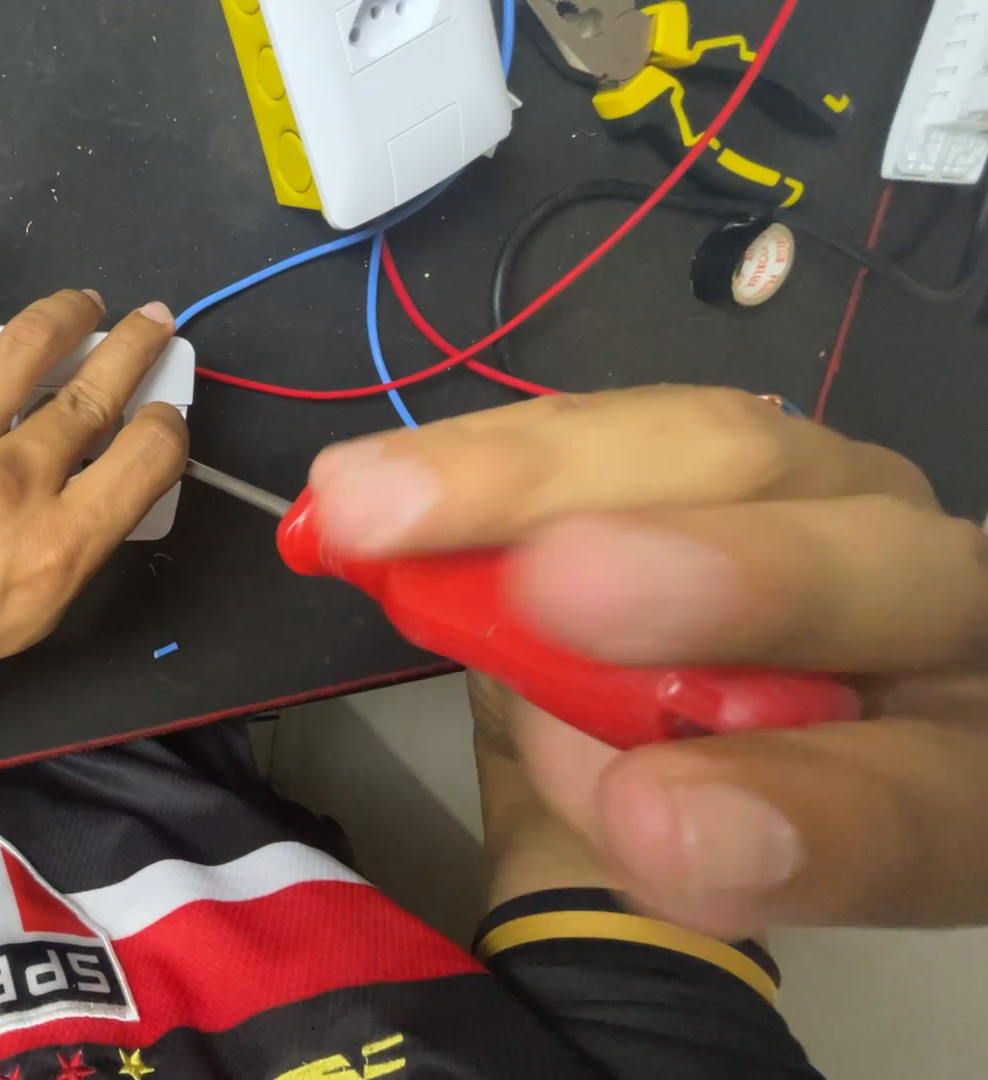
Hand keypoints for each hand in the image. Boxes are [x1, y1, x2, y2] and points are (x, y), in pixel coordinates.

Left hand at [0, 188, 187, 739]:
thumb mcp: (40, 611)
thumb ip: (88, 539)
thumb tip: (116, 469)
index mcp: (60, 540)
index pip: (149, 450)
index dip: (167, 423)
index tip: (159, 415)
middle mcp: (8, 482)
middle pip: (96, 391)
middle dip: (136, 347)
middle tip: (150, 324)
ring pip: (24, 345)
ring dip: (68, 312)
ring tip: (83, 304)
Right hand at [306, 387, 987, 937]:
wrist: (651, 673)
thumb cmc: (682, 784)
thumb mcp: (681, 845)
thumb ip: (689, 839)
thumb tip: (653, 818)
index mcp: (960, 742)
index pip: (933, 793)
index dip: (805, 800)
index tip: (657, 820)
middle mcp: (915, 586)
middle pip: (852, 557)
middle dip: (701, 576)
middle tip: (545, 590)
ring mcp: (792, 484)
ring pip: (700, 446)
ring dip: (512, 476)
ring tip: (362, 500)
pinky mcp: (663, 439)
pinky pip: (576, 426)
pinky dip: (459, 455)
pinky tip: (360, 475)